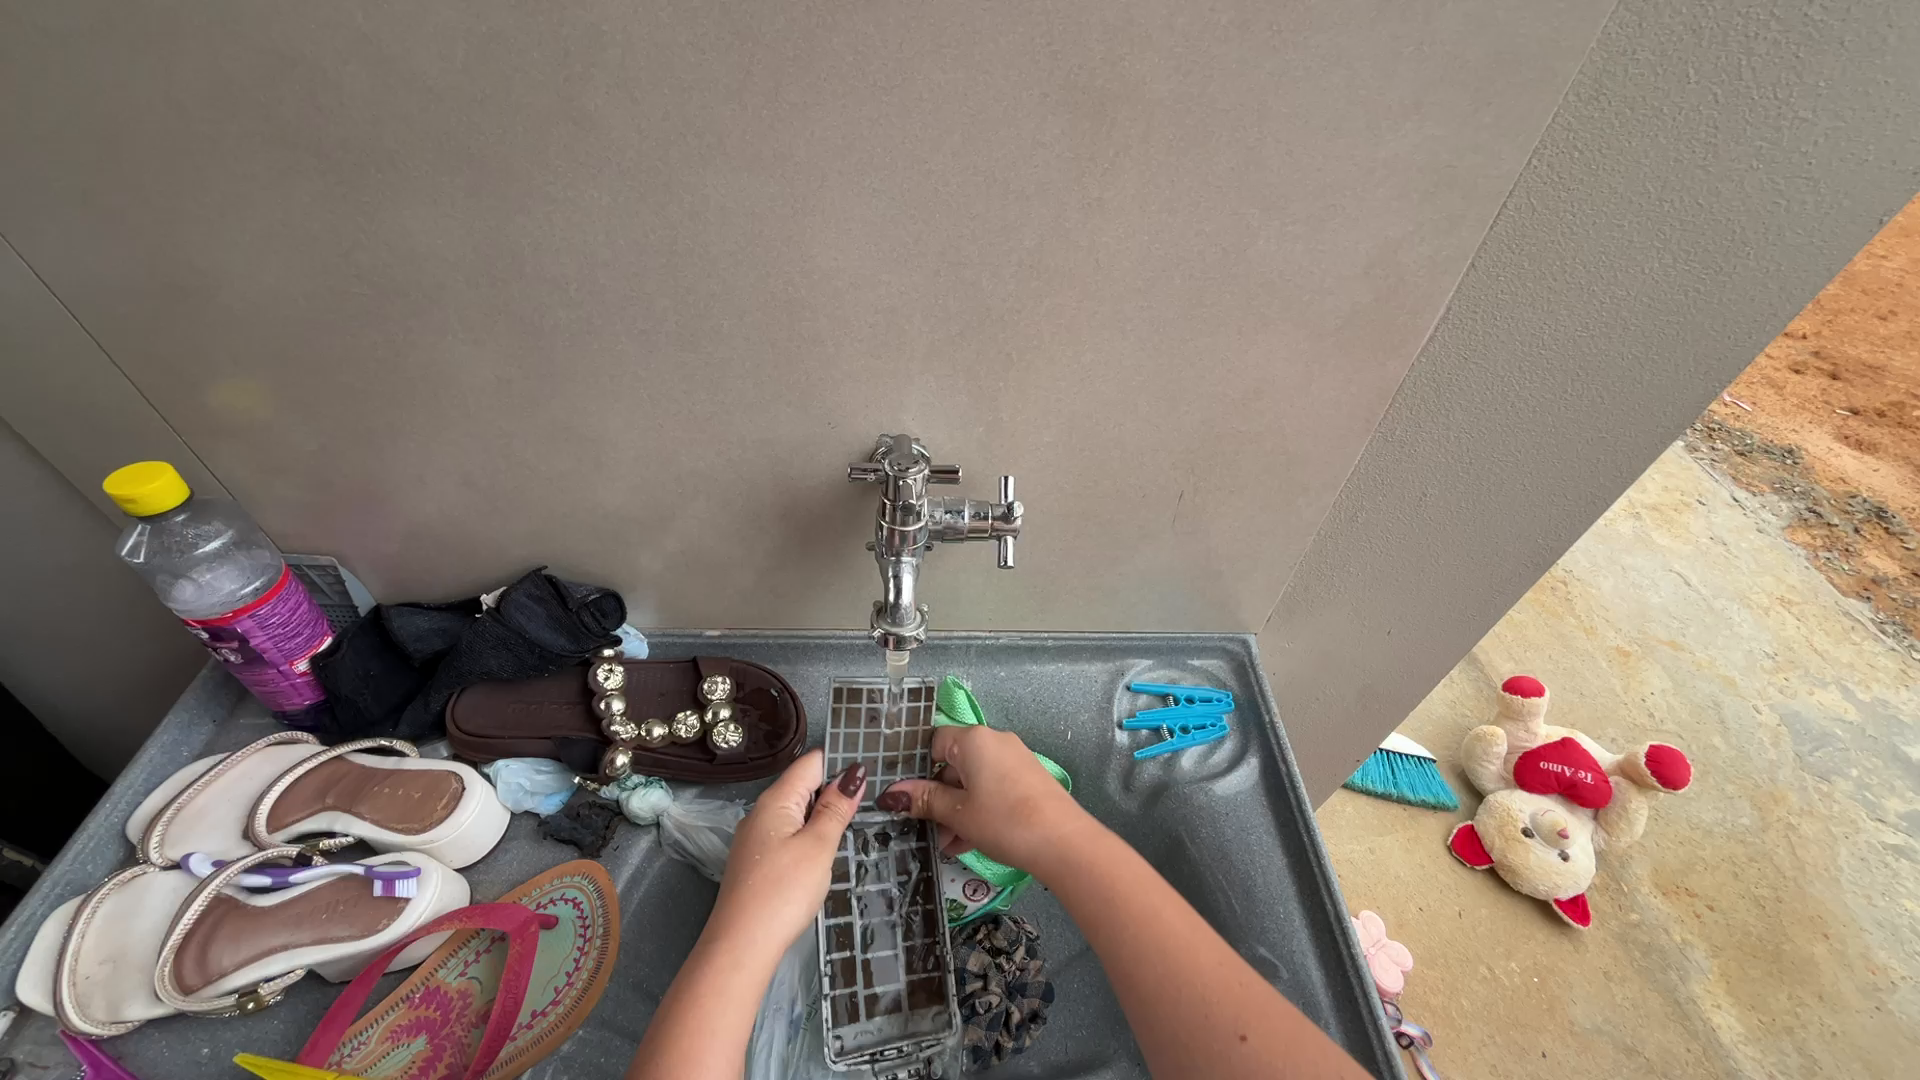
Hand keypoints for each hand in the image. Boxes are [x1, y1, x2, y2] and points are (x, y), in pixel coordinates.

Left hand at [707, 749, 864, 960]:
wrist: (739, 949)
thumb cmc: (784, 892)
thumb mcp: (819, 846)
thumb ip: (836, 808)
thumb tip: (854, 773)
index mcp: (776, 800)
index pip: (812, 763)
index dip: (841, 762)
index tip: (871, 771)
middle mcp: (761, 812)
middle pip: (803, 785)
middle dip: (834, 789)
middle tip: (872, 798)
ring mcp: (755, 838)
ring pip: (796, 812)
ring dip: (822, 814)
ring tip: (851, 824)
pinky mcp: (756, 862)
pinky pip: (787, 834)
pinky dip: (808, 835)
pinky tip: (822, 853)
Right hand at [876, 725, 1092, 877]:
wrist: (1063, 842)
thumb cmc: (1003, 821)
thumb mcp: (957, 813)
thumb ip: (924, 800)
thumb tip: (890, 794)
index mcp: (973, 739)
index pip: (935, 742)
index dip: (919, 768)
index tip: (911, 797)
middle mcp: (994, 741)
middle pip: (954, 763)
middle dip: (939, 797)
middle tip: (929, 829)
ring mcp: (1014, 760)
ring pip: (973, 781)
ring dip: (957, 810)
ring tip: (949, 844)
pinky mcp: (1028, 780)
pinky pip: (992, 789)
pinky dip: (978, 810)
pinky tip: (969, 843)